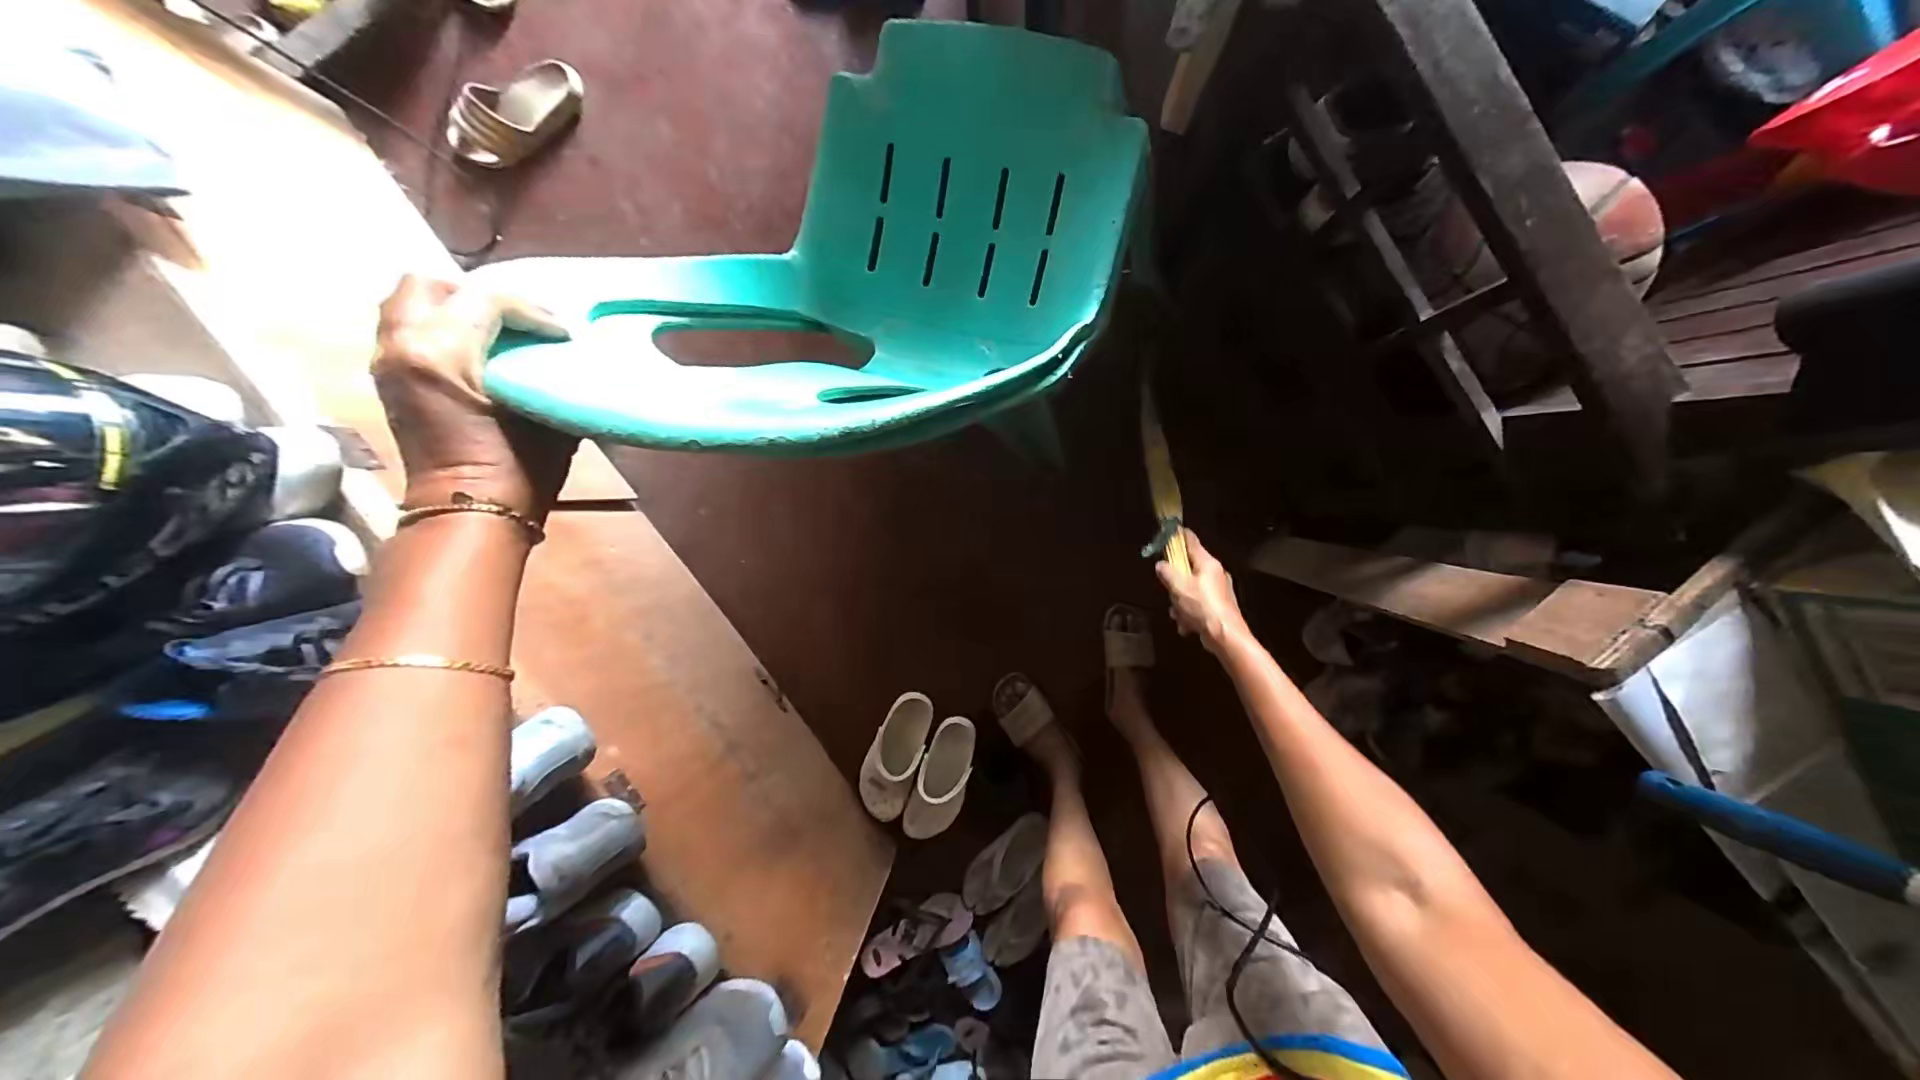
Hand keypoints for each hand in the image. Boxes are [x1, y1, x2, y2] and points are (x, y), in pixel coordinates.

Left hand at [373, 275, 575, 517]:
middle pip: (431, 286)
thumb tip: (556, 349)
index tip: (562, 334)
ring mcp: (387, 359)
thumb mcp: (544, 412)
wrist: (471, 510)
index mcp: (441, 352)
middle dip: (479, 296)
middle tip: (518, 321)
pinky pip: (408, 328)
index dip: (533, 313)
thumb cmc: (519, 470)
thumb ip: (542, 367)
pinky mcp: (389, 376)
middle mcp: (403, 344)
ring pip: (410, 302)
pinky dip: (440, 327)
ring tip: (495, 331)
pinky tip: (475, 350)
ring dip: (455, 308)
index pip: (488, 301)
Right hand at [1155, 529, 1249, 654]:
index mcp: (1208, 564)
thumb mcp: (1179, 587)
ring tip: (1178, 613)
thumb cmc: (1202, 606)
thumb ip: (1167, 573)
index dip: (1179, 535)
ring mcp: (1218, 591)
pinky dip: (1189, 614)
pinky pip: (1197, 605)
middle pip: (1188, 569)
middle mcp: (1215, 574)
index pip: (1191, 541)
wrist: (1225, 635)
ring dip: (1180, 602)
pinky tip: (1186, 624)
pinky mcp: (1218, 607)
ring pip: (1190, 589)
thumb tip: (1161, 565)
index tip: (1170, 529)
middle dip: (1175, 582)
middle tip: (1169, 591)